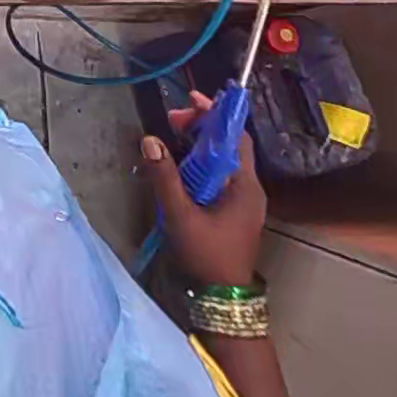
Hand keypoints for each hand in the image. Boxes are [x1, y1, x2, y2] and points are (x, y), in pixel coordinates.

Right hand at [141, 91, 266, 286]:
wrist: (221, 297)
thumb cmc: (206, 254)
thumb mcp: (181, 215)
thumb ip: (165, 177)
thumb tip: (149, 140)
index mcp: (243, 186)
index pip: (235, 137)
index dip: (216, 114)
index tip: (192, 99)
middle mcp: (246, 188)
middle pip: (227, 144)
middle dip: (202, 125)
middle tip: (172, 118)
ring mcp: (239, 199)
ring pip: (220, 158)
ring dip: (197, 141)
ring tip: (171, 133)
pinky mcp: (229, 208)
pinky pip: (215, 173)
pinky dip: (197, 159)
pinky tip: (178, 161)